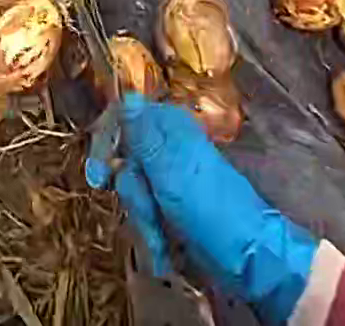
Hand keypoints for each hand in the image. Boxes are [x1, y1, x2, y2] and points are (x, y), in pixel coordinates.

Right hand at [86, 95, 317, 324]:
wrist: (246, 253)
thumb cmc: (207, 205)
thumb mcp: (168, 169)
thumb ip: (142, 133)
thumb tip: (125, 91)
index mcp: (168, 124)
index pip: (122, 117)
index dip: (105, 142)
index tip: (97, 176)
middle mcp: (167, 143)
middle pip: (124, 158)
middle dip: (133, 193)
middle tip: (148, 210)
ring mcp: (170, 173)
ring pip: (134, 188)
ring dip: (143, 217)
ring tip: (161, 238)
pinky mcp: (173, 201)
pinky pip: (147, 208)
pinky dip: (152, 230)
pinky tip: (164, 248)